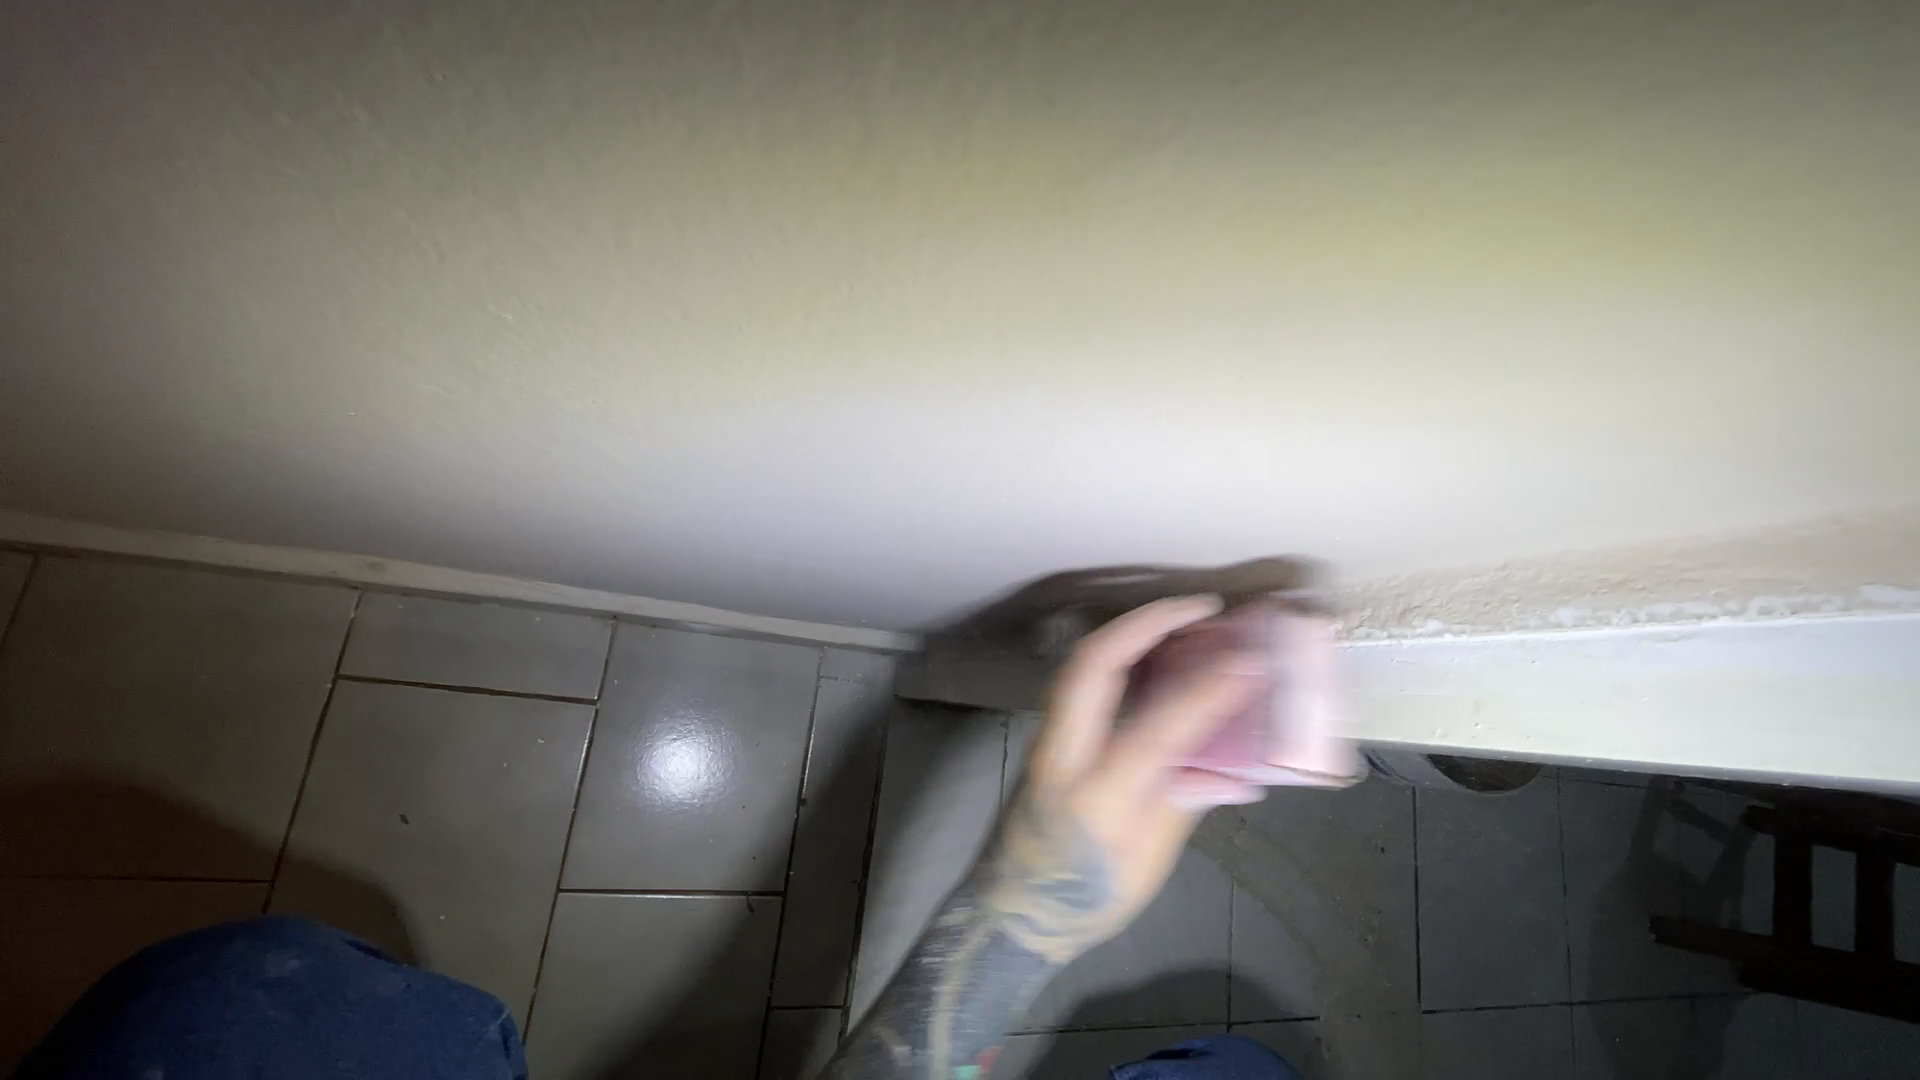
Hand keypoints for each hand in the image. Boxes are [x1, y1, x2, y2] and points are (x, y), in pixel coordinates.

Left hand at [982, 595, 1267, 964]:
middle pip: (1092, 666)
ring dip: (1131, 630)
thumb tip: (1230, 759)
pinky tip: (1152, 650)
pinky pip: (1081, 679)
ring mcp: (1046, 739)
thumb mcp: (1148, 861)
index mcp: (1096, 798)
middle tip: (1202, 607)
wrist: (1011, 910)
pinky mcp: (1045, 736)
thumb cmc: (1085, 896)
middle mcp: (1062, 755)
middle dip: (1146, 623)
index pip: (1153, 730)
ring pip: (1080, 663)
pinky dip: (1119, 653)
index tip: (1249, 661)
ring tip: (1182, 618)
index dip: (1205, 691)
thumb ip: (1184, 799)